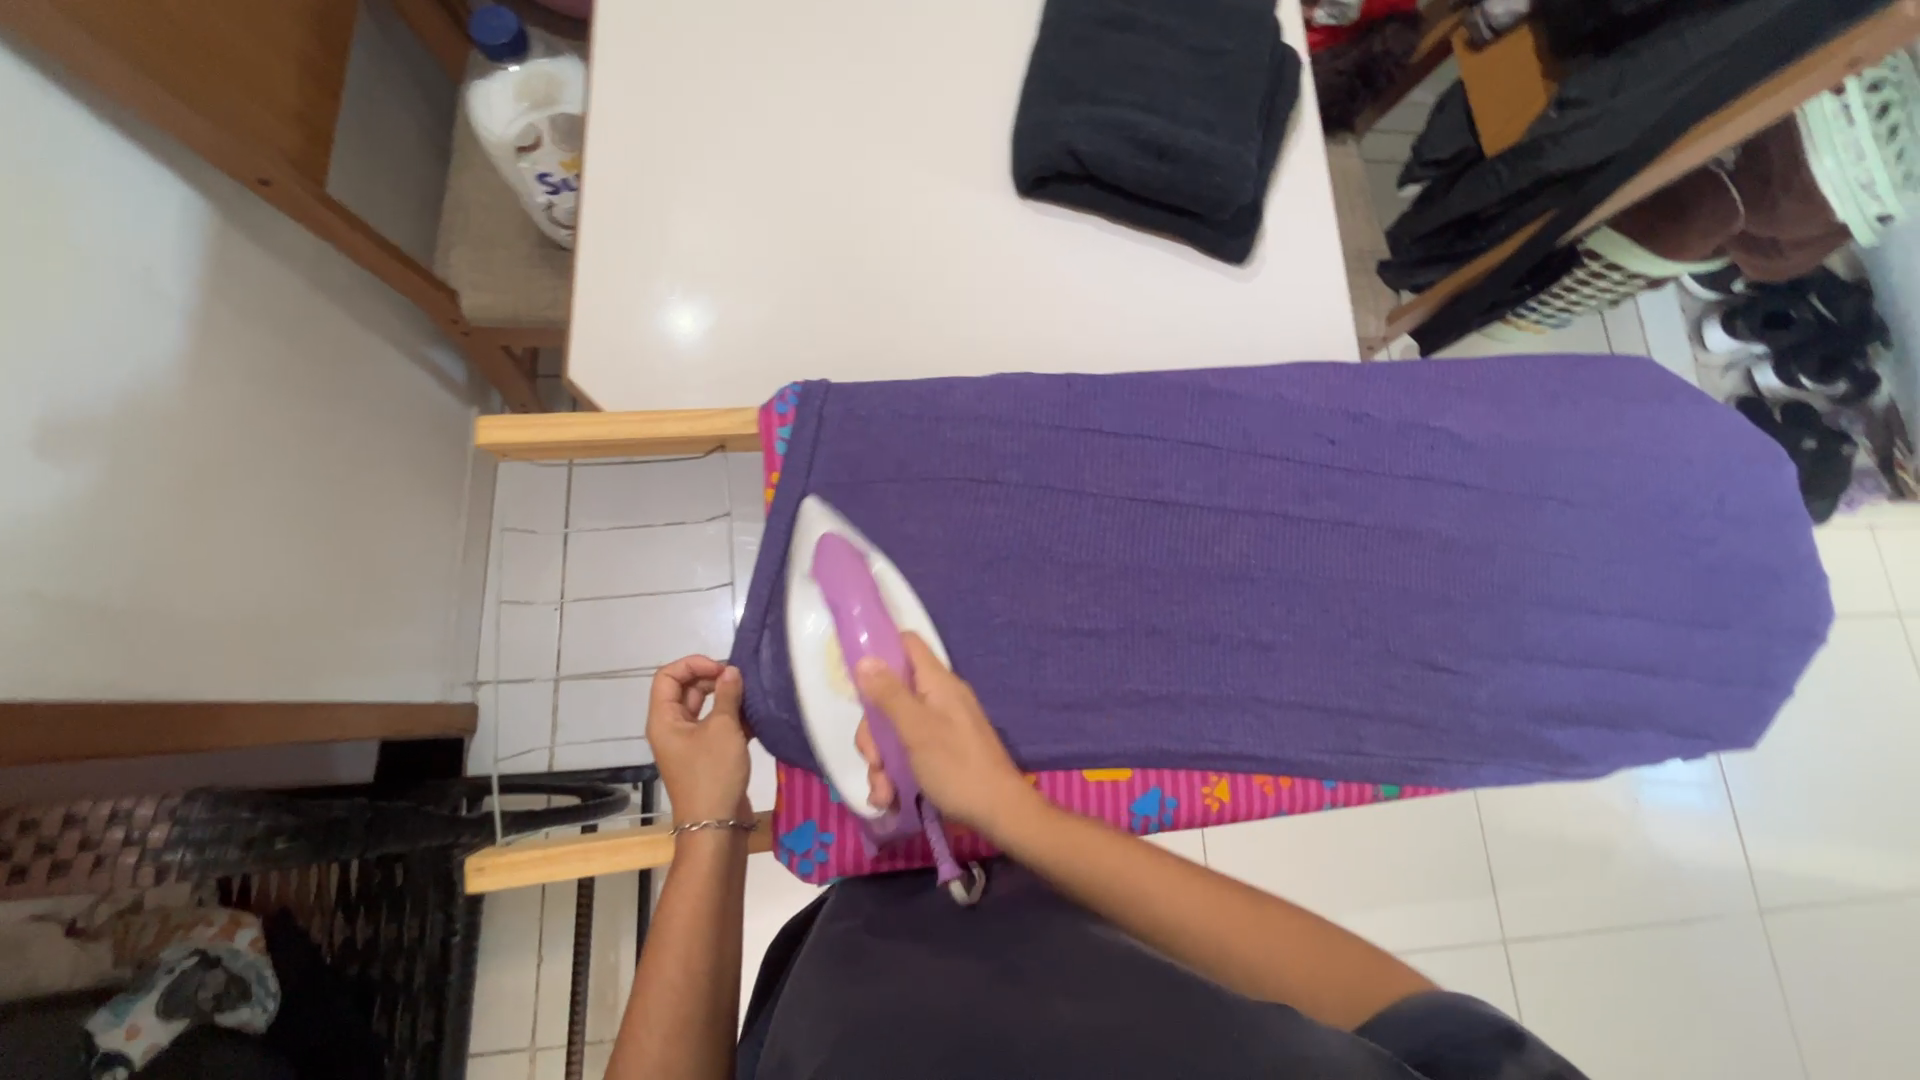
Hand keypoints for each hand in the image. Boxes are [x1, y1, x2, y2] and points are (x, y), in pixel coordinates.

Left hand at [647, 656, 751, 823]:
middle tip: (742, 679)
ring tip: (752, 694)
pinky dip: (734, 717)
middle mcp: (672, 727)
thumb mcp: (722, 729)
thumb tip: (731, 671)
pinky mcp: (708, 754)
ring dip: (726, 697)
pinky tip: (756, 715)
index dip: (693, 664)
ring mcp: (690, 742)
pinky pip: (717, 725)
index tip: (723, 669)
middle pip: (686, 689)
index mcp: (664, 718)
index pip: (668, 675)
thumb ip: (728, 695)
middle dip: (713, 678)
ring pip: (704, 707)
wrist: (716, 824)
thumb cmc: (712, 773)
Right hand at [852, 633, 1038, 834]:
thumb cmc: (957, 766)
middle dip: (874, 731)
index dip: (880, 652)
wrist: (999, 812)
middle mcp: (939, 699)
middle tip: (875, 759)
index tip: (857, 681)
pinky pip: (907, 752)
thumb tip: (864, 658)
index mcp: (937, 683)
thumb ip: (889, 694)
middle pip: (891, 695)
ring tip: (884, 792)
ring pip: (894, 730)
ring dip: (882, 762)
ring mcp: (940, 726)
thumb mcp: (916, 729)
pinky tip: (890, 799)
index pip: (907, 645)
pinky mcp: (940, 752)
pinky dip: (895, 774)